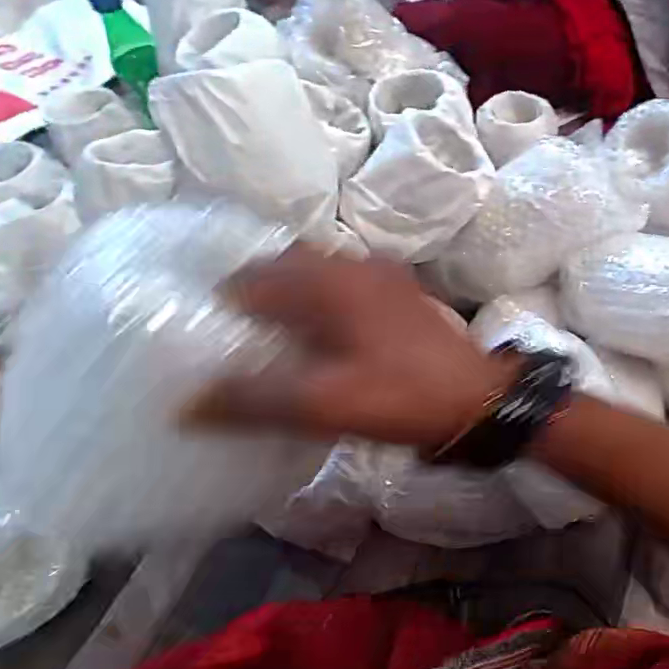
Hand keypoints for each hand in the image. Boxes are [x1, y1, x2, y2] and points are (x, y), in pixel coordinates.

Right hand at [183, 247, 515, 447]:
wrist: (479, 400)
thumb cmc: (403, 396)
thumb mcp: (325, 404)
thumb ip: (255, 400)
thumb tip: (188, 404)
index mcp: (330, 281)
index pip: (252, 277)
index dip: (221, 302)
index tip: (202, 331)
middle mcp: (355, 265)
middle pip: (285, 265)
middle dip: (255, 291)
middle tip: (233, 331)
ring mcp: (384, 276)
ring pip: (319, 272)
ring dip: (291, 294)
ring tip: (272, 335)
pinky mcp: (402, 295)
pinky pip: (347, 285)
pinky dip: (323, 301)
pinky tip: (322, 336)